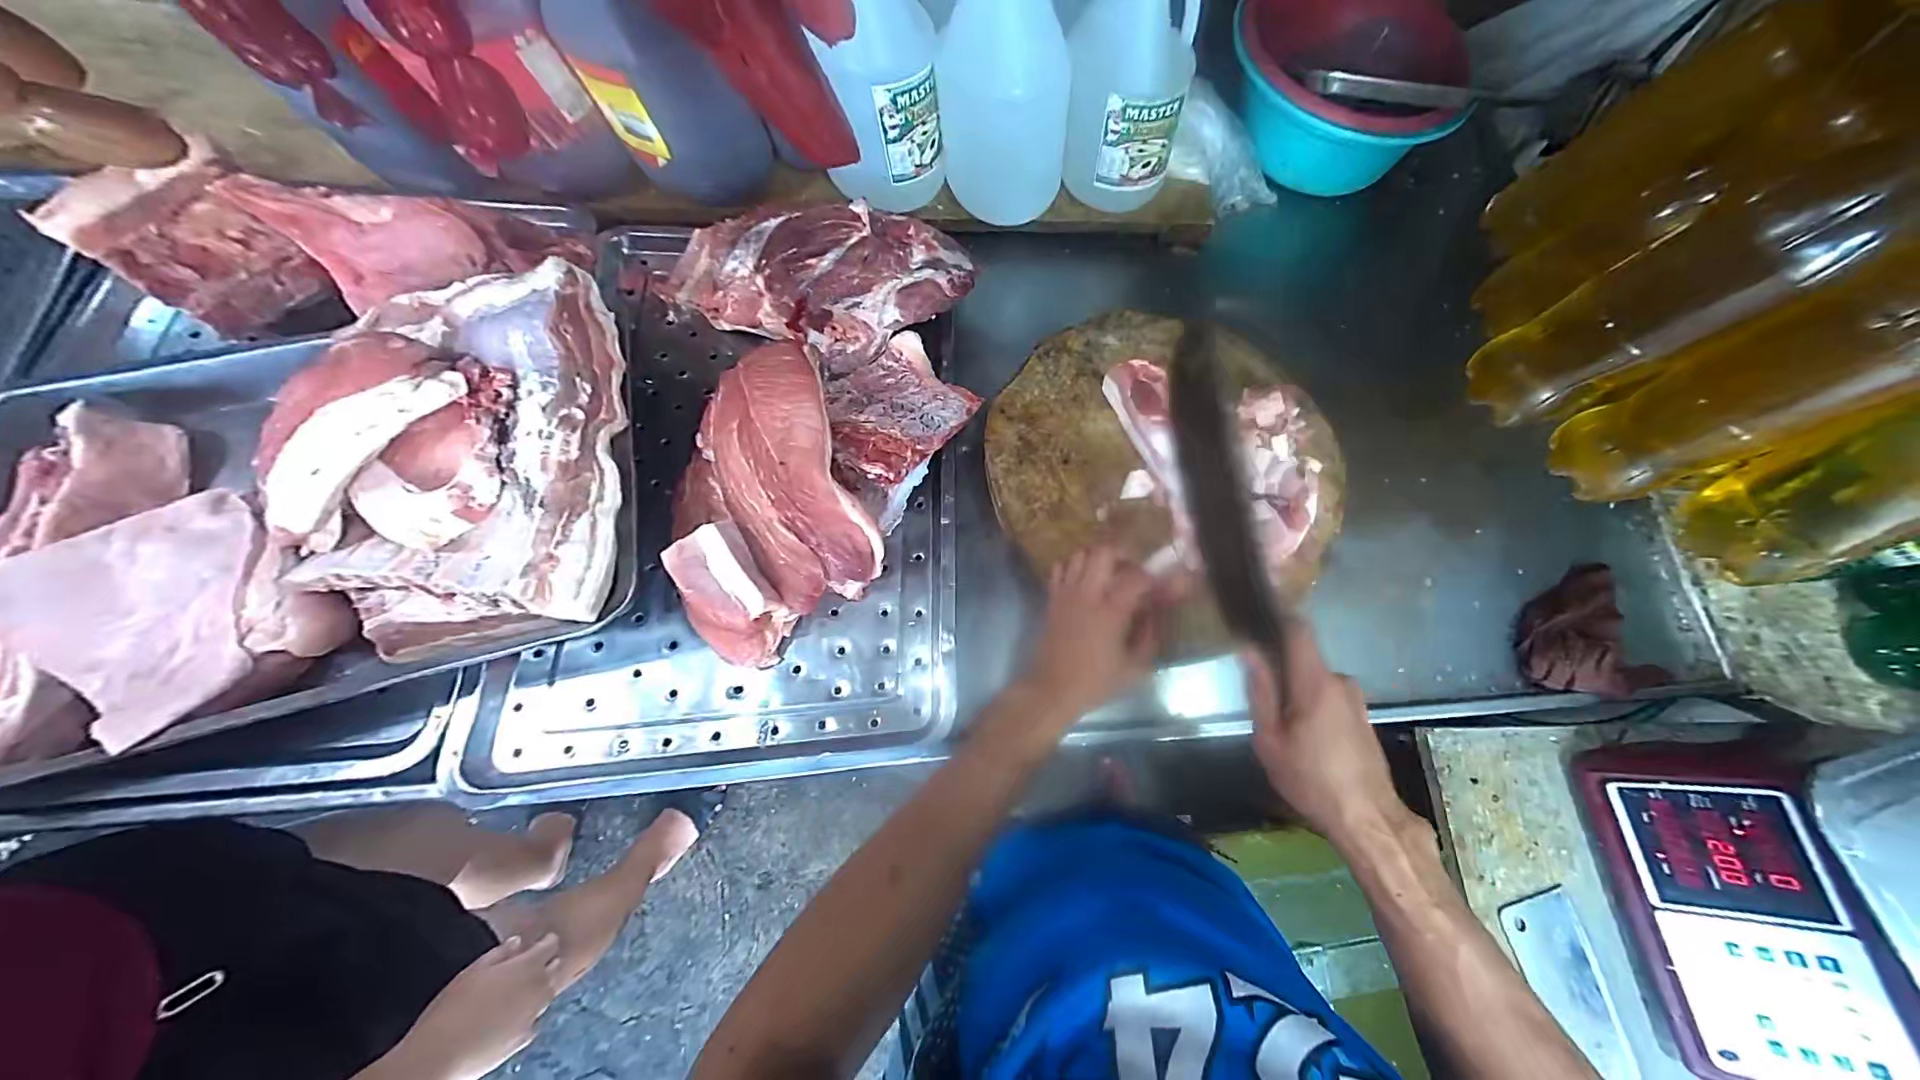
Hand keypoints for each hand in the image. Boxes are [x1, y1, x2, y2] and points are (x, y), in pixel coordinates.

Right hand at [379, 933, 564, 1079]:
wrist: (439, 1057)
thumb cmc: (451, 1009)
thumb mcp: (472, 971)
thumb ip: (500, 953)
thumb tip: (517, 942)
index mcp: (528, 965)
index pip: (551, 944)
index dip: (545, 942)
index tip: (538, 942)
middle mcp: (539, 986)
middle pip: (553, 969)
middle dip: (545, 965)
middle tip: (529, 967)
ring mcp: (535, 1013)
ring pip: (546, 994)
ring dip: (538, 990)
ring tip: (518, 993)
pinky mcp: (525, 1037)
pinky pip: (533, 1020)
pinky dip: (527, 1017)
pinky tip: (510, 1019)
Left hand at [1022, 546, 1162, 719]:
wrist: (1052, 688)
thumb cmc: (1096, 681)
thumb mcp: (1134, 666)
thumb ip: (1150, 635)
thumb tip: (1155, 613)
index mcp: (1111, 610)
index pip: (1137, 576)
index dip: (1153, 577)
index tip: (1160, 586)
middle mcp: (1087, 594)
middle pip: (1103, 551)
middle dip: (1122, 554)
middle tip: (1131, 571)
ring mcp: (1066, 593)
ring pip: (1080, 554)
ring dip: (1097, 559)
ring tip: (1108, 575)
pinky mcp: (1051, 599)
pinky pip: (1060, 568)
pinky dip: (1072, 567)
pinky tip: (1083, 583)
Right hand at [1244, 625, 1414, 851]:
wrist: (1368, 819)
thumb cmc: (1311, 779)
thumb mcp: (1270, 739)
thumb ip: (1260, 691)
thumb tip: (1249, 651)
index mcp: (1315, 682)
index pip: (1298, 630)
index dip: (1276, 616)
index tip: (1253, 615)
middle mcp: (1340, 681)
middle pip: (1303, 657)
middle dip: (1278, 668)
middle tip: (1256, 695)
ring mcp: (1355, 699)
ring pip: (1314, 680)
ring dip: (1295, 691)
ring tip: (1279, 726)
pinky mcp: (1362, 716)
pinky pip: (1328, 696)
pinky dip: (1310, 705)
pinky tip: (1302, 737)